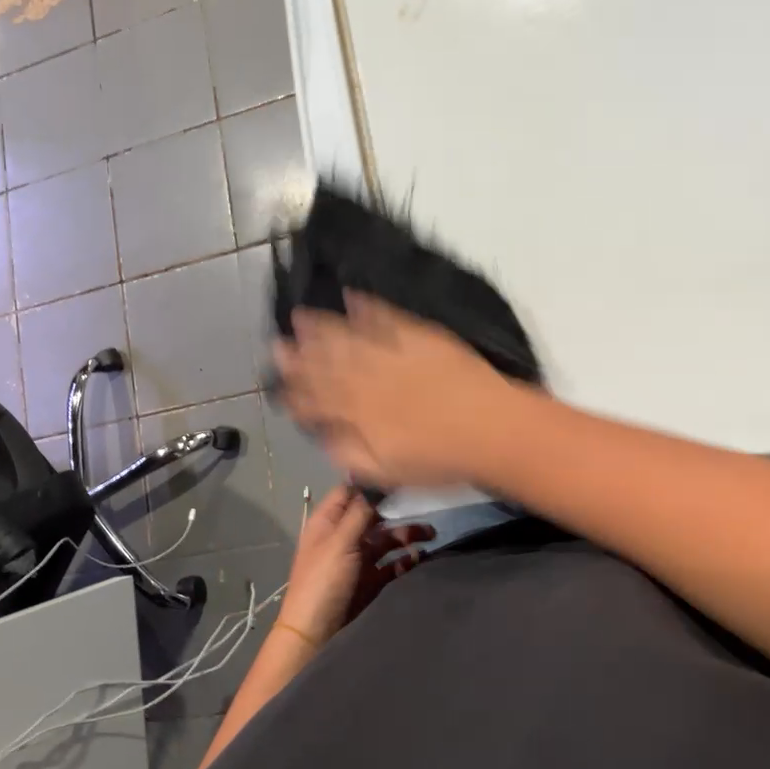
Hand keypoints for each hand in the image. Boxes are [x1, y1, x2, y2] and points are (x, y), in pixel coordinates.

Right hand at [273, 292, 530, 488]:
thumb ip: (350, 454)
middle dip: (299, 356)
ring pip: (348, 338)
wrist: (492, 428)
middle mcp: (368, 380)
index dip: (296, 392)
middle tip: (277, 343)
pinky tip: (352, 296)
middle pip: (326, 366)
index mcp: (359, 415)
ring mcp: (392, 354)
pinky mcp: (418, 336)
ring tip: (301, 316)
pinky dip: (367, 307)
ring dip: (322, 327)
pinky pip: (385, 317)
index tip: (278, 384)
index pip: (318, 401)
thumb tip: (324, 438)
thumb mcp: (388, 471)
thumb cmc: (442, 459)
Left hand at [278, 486, 435, 643]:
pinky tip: (419, 559)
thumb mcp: (340, 542)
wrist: (314, 636)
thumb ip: (359, 513)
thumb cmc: (323, 582)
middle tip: (425, 508)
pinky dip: (405, 561)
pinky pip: (391, 566)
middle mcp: (343, 537)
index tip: (401, 478)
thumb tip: (374, 484)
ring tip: (430, 536)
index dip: (372, 486)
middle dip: (397, 513)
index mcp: (328, 522)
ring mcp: (357, 560)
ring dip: (406, 536)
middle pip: (373, 516)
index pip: (350, 492)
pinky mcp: (369, 582)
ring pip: (385, 540)